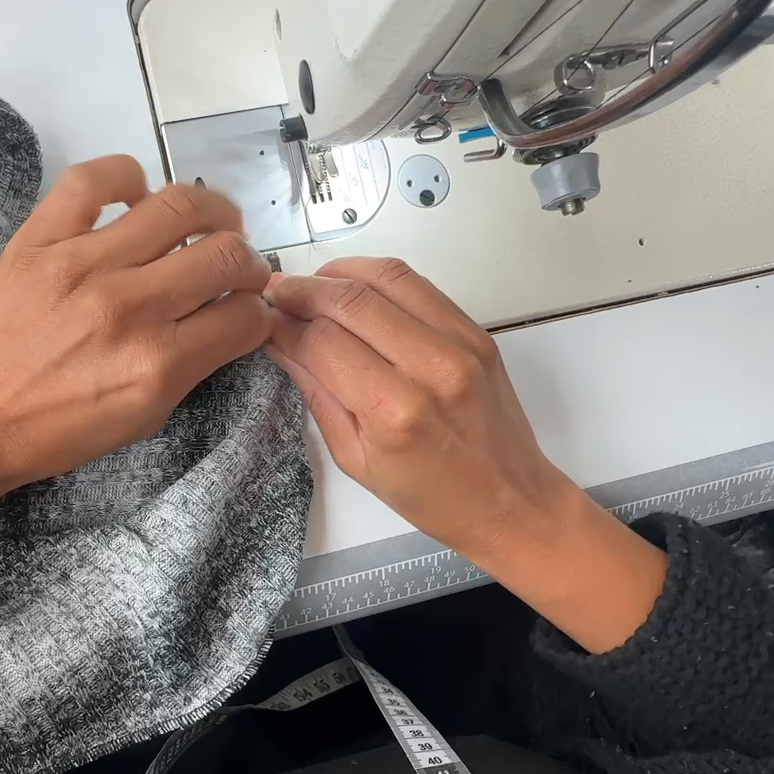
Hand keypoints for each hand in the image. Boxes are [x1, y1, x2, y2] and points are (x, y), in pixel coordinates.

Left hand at [0, 155, 273, 562]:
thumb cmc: (58, 433)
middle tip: (240, 270)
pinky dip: (129, 177)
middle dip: (250, 264)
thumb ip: (195, 365)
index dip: (260, 313)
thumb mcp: (143, 418)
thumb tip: (233, 318)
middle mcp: (130, 306)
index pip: (244, 317)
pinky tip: (139, 198)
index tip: (251, 311)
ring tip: (214, 223)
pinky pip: (96, 178)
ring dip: (215, 212)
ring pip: (179, 206)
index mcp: (159, 365)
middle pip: (225, 256)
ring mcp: (83, 263)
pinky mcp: (41, 237)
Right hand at [265, 258, 663, 651]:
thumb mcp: (354, 460)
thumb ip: (317, 394)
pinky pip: (419, 284)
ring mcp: (459, 343)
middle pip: (349, 300)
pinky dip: (378, 276)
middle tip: (277, 294)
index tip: (264, 322)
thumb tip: (281, 344)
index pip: (321, 343)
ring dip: (339, 273)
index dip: (284, 326)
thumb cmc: (430, 497)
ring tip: (312, 284)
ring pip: (386, 277)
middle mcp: (429, 368)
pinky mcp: (476, 332)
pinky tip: (354, 286)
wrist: (510, 501)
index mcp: (392, 412)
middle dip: (304, 291)